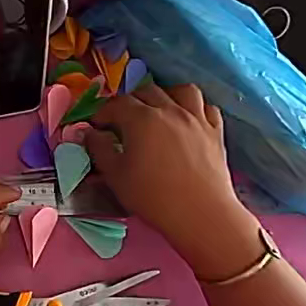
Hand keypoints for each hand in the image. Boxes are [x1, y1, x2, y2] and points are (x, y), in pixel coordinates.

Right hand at [86, 84, 263, 280]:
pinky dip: (196, 108)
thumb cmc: (153, 197)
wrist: (200, 214)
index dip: (103, 112)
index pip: (117, 104)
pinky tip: (189, 120)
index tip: (97, 125)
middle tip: (124, 120)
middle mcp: (169, 110)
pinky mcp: (216, 132)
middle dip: (131, 101)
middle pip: (147, 91)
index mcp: (141, 119)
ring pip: (181, 90)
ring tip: (160, 109)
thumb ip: (99, 149)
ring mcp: (196, 118)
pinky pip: (207, 107)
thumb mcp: (116, 176)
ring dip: (167, 94)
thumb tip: (89, 133)